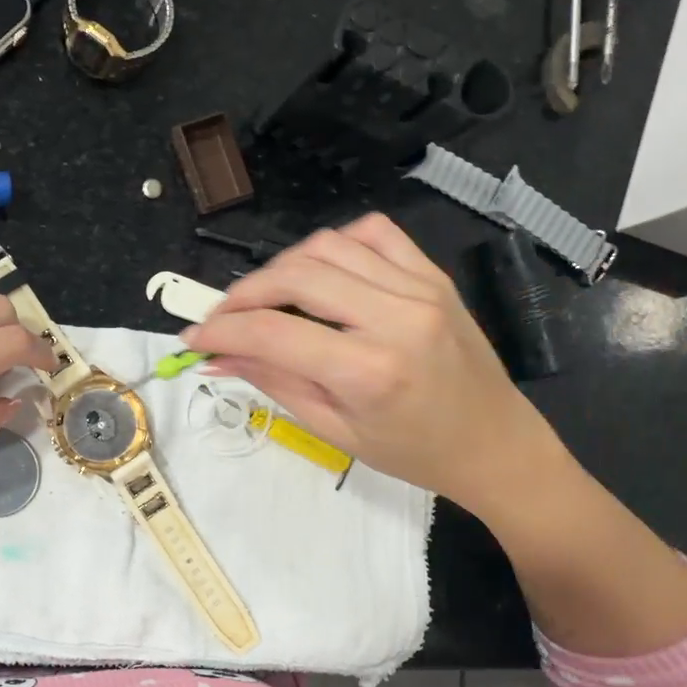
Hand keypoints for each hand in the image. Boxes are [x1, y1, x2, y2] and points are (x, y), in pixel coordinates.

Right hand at [182, 214, 563, 511]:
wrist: (493, 443)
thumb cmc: (411, 452)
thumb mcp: (333, 430)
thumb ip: (273, 382)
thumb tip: (216, 357)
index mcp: (370, 370)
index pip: (273, 332)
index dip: (222, 331)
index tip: (192, 338)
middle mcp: (397, 316)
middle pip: (296, 277)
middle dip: (243, 294)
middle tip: (221, 318)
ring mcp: (420, 288)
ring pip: (328, 246)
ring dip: (281, 267)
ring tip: (264, 299)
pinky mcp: (432, 275)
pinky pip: (373, 235)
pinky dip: (332, 246)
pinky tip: (317, 274)